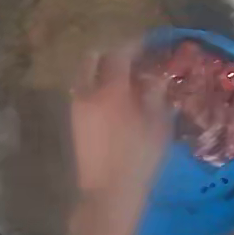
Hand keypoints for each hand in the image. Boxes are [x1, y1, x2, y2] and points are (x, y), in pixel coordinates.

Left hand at [68, 45, 171, 234]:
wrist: (109, 191)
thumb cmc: (140, 158)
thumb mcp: (159, 124)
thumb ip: (157, 94)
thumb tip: (158, 75)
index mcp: (111, 90)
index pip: (120, 54)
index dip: (135, 45)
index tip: (149, 43)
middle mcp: (88, 92)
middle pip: (94, 58)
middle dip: (112, 52)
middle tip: (133, 57)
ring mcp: (77, 106)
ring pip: (85, 74)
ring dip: (102, 68)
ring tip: (124, 78)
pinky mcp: (74, 121)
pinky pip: (83, 90)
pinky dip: (96, 84)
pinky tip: (114, 98)